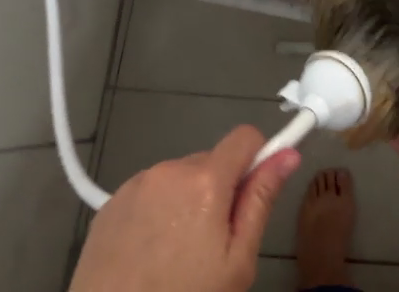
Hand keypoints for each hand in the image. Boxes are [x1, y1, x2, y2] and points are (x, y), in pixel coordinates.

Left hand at [70, 126, 300, 291]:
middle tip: (213, 242)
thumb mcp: (237, 262)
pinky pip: (150, 192)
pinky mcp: (111, 202)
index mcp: (206, 180)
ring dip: (187, 200)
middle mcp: (170, 168)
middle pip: (211, 161)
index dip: (258, 158)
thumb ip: (261, 201)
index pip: (245, 137)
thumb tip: (287, 155)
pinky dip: (157, 211)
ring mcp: (136, 184)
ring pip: (179, 177)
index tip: (254, 191)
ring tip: (177, 252)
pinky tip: (150, 252)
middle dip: (219, 189)